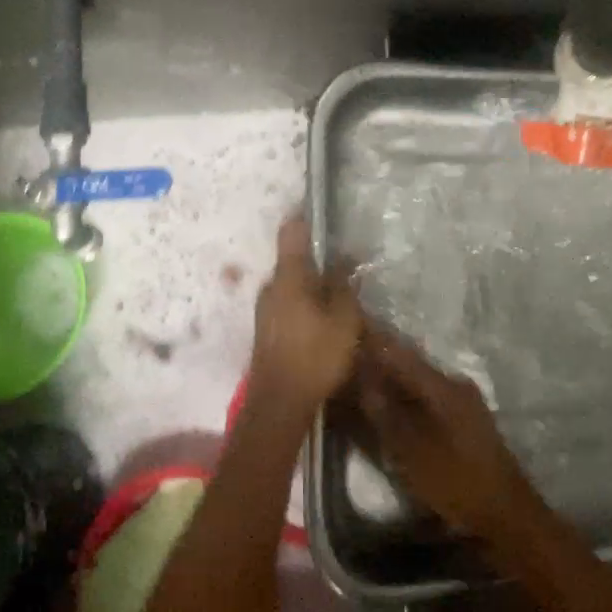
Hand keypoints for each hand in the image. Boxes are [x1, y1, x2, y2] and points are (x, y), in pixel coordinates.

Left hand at [249, 216, 362, 413]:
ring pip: (293, 286)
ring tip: (341, 295)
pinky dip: (307, 305)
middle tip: (346, 263)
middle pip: (295, 262)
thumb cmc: (315, 356)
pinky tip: (326, 320)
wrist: (278, 404)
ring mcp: (265, 310)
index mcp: (289, 276)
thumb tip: (344, 256)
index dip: (305, 215)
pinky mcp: (267, 330)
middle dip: (319, 260)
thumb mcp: (343, 319)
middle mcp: (271, 287)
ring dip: (314, 286)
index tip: (320, 206)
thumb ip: (343, 284)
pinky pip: (290, 305)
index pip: (292, 232)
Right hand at [356, 324, 536, 538]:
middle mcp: (456, 384)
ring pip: (421, 380)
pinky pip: (430, 395)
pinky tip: (393, 403)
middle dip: (382, 357)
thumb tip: (363, 379)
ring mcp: (464, 401)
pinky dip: (408, 394)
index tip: (352, 326)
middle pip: (412, 363)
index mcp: (443, 386)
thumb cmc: (457, 482)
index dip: (376, 340)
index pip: (402, 353)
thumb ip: (387, 413)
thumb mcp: (413, 452)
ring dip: (395, 377)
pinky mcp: (466, 419)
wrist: (506, 513)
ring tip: (366, 376)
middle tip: (352, 353)